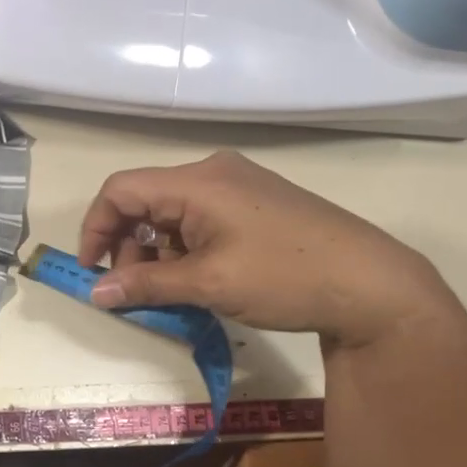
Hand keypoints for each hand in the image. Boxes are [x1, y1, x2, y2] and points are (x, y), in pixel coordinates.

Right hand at [79, 151, 451, 347]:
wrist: (374, 286)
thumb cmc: (285, 277)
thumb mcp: (207, 284)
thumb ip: (144, 284)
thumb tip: (94, 292)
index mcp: (199, 182)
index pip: (120, 190)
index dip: (95, 229)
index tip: (93, 272)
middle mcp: (215, 174)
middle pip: (144, 202)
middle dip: (127, 247)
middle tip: (134, 291)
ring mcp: (238, 189)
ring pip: (170, 216)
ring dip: (156, 254)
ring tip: (170, 293)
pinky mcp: (255, 207)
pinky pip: (198, 222)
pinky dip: (183, 252)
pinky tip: (197, 283)